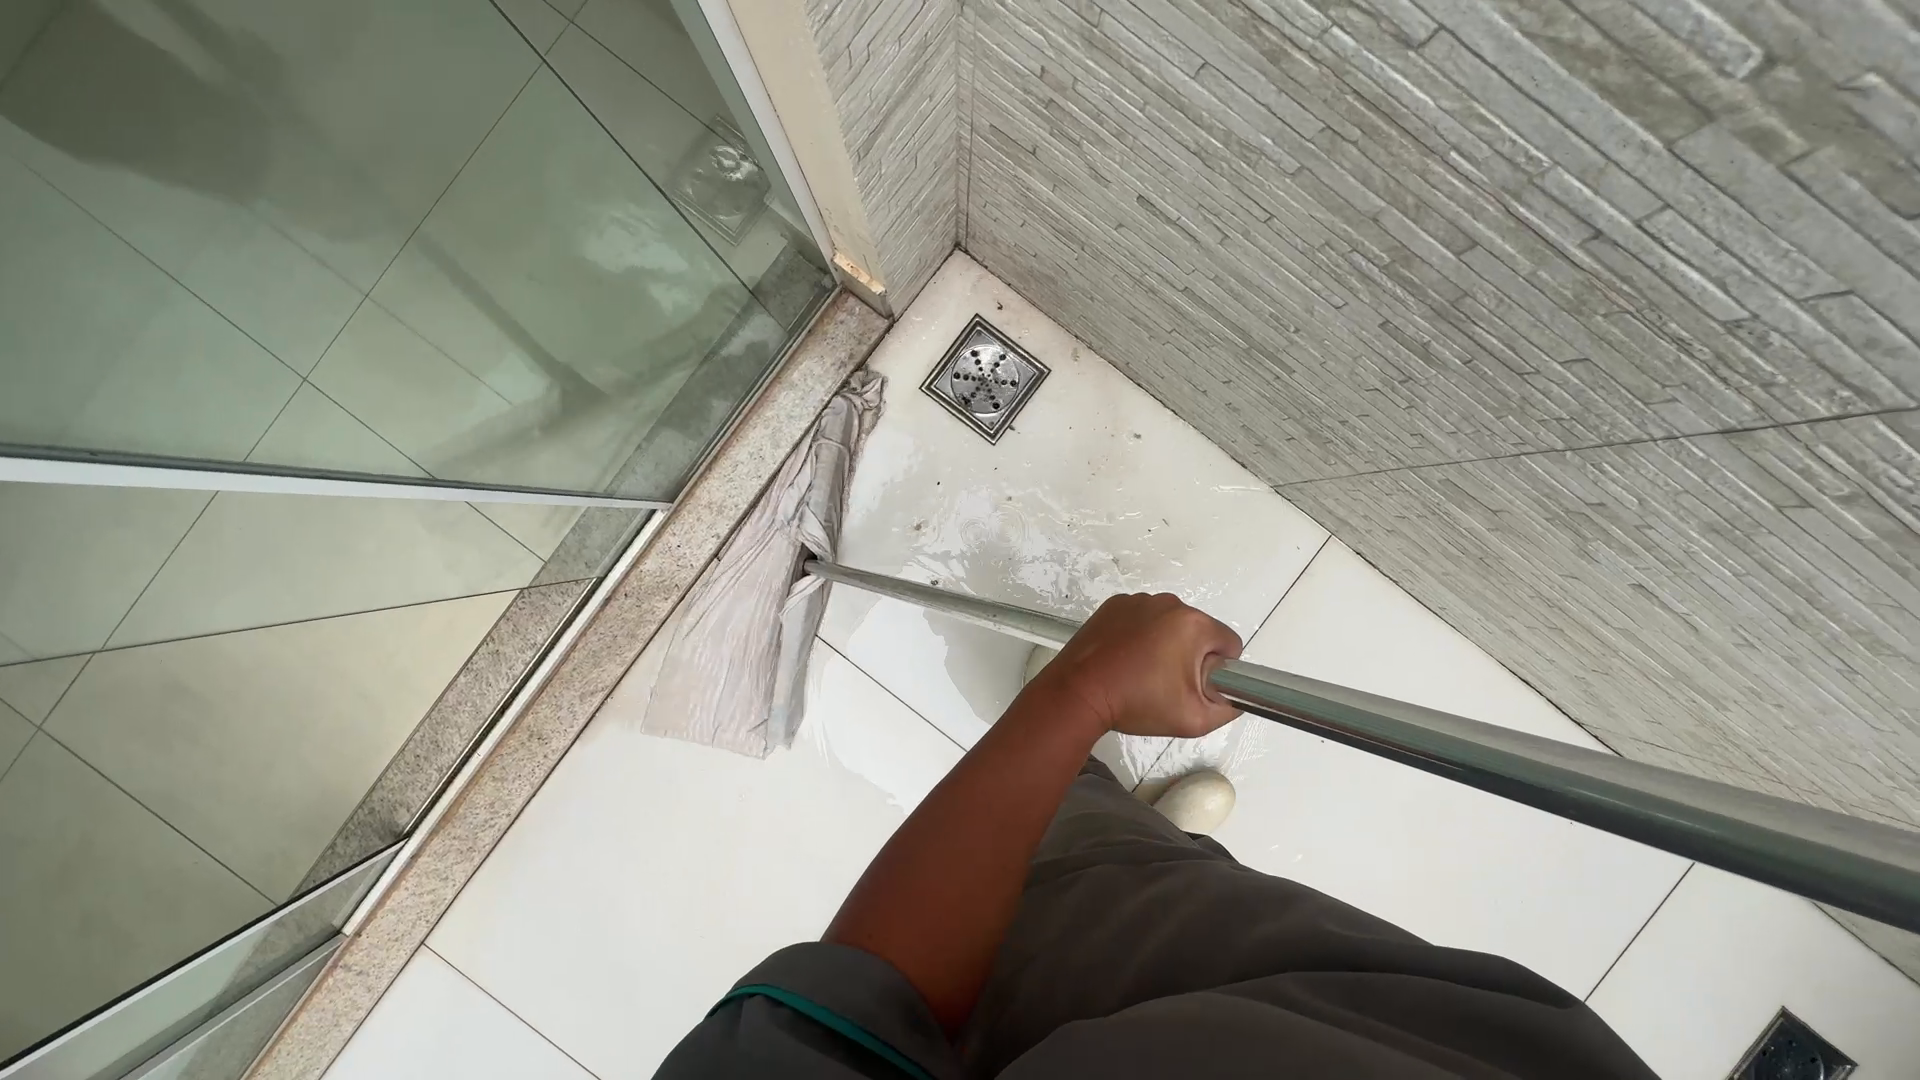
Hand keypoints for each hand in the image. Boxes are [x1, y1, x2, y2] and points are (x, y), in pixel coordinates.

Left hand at [1026, 592, 1242, 738]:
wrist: (1080, 693)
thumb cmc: (1137, 703)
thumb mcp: (1194, 719)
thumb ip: (1228, 708)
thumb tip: (1234, 697)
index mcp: (1193, 624)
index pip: (1228, 643)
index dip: (1219, 669)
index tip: (1196, 685)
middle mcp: (1168, 603)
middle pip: (1198, 631)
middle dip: (1190, 656)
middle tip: (1165, 683)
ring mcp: (1138, 601)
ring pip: (1168, 624)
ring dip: (1164, 644)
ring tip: (1141, 671)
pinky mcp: (1114, 605)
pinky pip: (1141, 619)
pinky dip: (1139, 635)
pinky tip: (1124, 658)